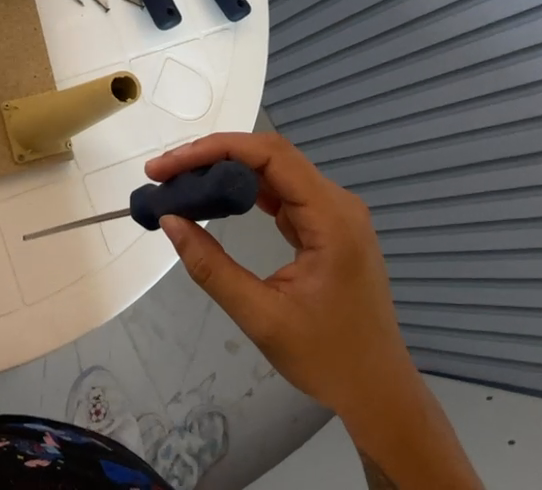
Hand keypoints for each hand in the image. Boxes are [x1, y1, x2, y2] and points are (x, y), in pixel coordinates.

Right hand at [146, 133, 413, 416]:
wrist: (379, 391)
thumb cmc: (327, 358)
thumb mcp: (261, 316)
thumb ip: (211, 266)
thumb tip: (169, 220)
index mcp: (332, 220)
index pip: (269, 156)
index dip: (214, 150)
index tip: (167, 168)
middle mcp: (338, 204)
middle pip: (269, 156)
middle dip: (212, 156)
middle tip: (163, 174)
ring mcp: (335, 214)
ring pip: (273, 171)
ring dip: (224, 170)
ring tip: (180, 182)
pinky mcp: (327, 226)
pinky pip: (281, 192)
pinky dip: (243, 190)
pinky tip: (214, 197)